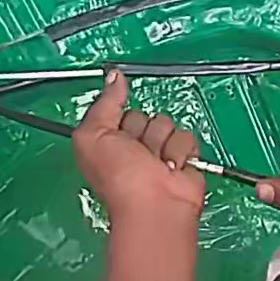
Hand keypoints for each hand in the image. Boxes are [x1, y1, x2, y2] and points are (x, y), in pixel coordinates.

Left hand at [74, 70, 204, 225]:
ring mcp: (161, 151)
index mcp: (111, 140)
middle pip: (147, 116)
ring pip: (168, 125)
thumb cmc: (118, 176)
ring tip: (157, 165)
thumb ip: (103, 104)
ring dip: (162, 144)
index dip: (121, 121)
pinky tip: (172, 169)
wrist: (153, 204)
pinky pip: (187, 138)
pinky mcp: (184, 158)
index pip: (122, 110)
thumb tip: (114, 76)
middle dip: (144, 132)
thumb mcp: (92, 136)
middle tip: (139, 154)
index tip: (119, 136)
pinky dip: (180, 152)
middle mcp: (135, 145)